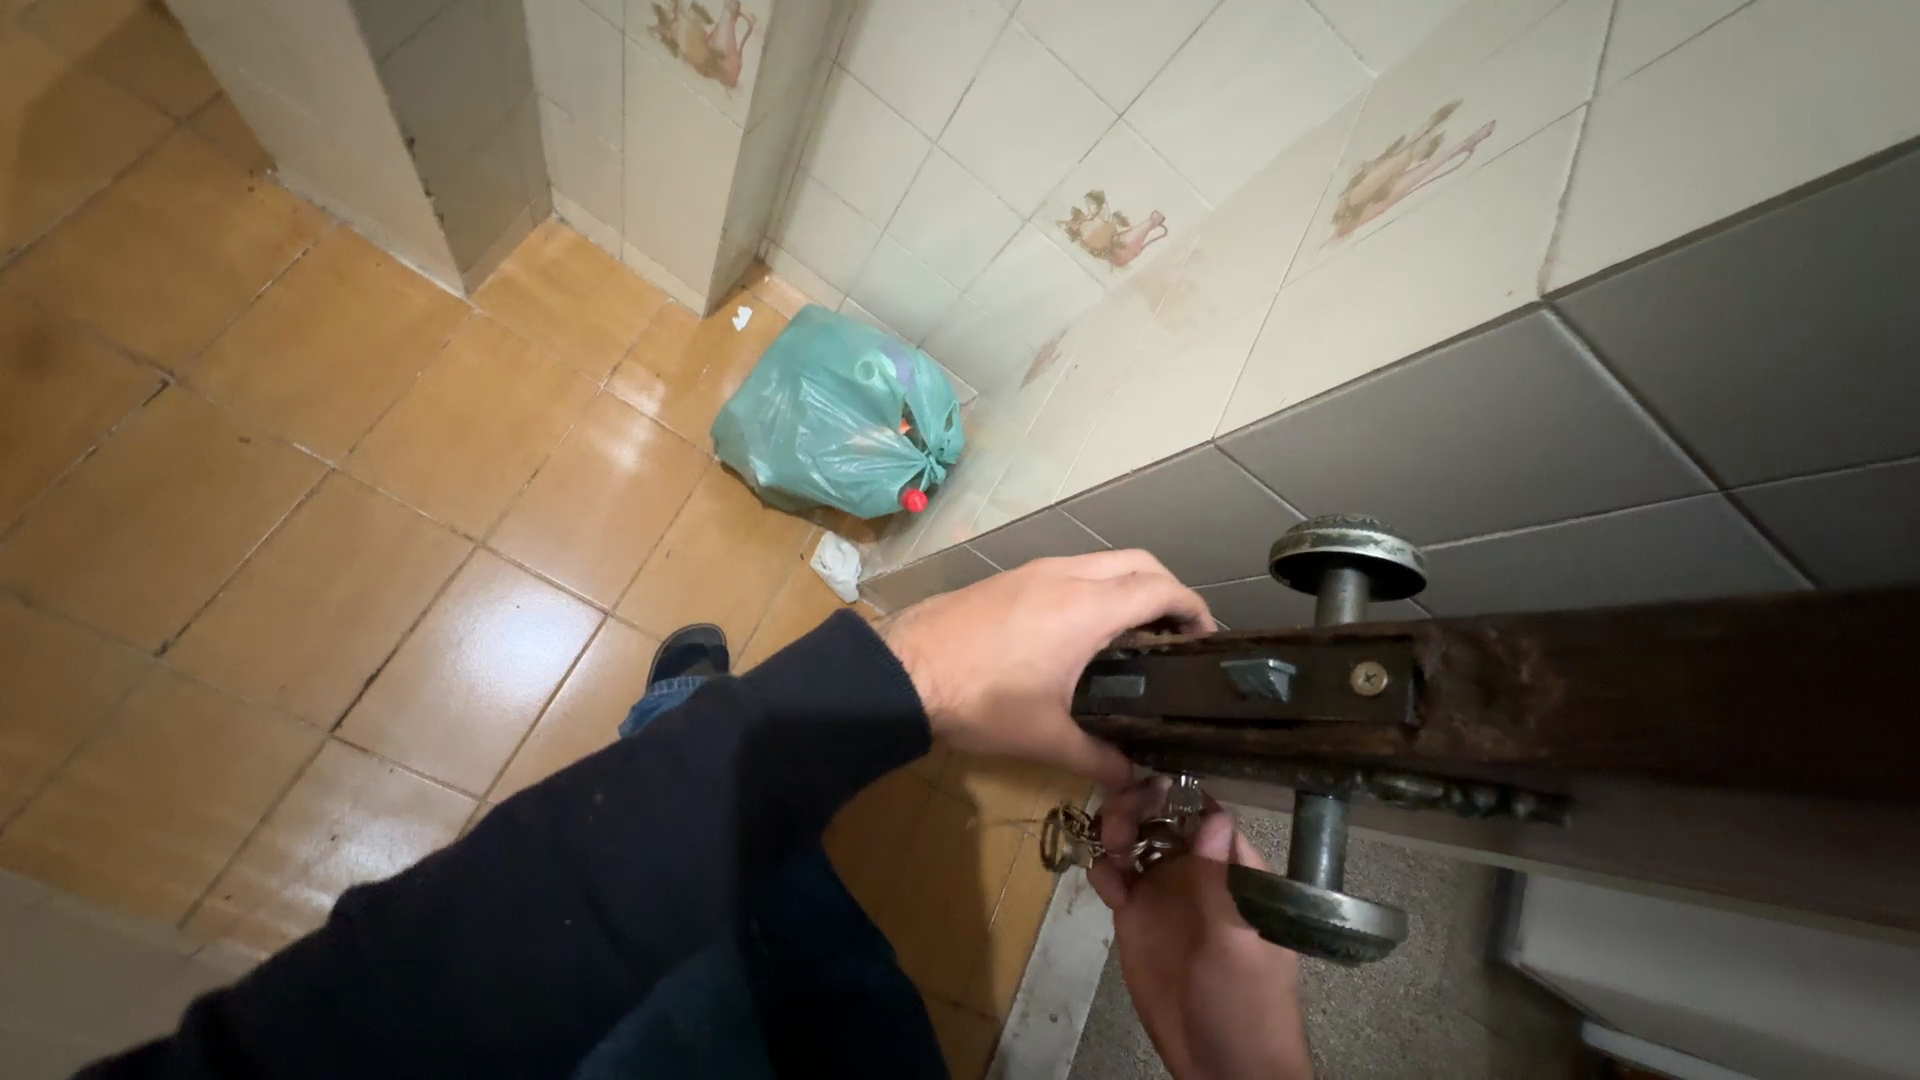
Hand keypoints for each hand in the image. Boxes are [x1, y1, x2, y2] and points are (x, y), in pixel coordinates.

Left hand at [877, 550, 1211, 788]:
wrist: (901, 672)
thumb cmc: (980, 702)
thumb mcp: (1046, 737)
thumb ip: (1099, 757)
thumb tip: (1134, 777)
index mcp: (1085, 608)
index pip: (1159, 589)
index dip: (1193, 607)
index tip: (1207, 636)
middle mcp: (1065, 576)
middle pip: (1137, 561)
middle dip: (1167, 589)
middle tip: (1177, 632)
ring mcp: (1033, 571)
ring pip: (1101, 561)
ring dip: (1127, 585)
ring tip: (1134, 632)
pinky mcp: (1009, 577)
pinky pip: (1069, 569)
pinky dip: (1094, 586)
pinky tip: (1083, 628)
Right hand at [1088, 779, 1312, 1079]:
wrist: (1222, 1068)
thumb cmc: (1248, 1004)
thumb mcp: (1238, 942)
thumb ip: (1221, 881)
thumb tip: (1215, 815)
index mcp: (1231, 868)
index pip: (1203, 811)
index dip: (1174, 794)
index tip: (1146, 786)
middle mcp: (1195, 868)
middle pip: (1159, 815)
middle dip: (1135, 806)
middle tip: (1117, 827)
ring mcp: (1163, 890)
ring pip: (1133, 837)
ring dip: (1115, 830)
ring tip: (1110, 850)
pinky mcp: (1135, 914)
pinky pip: (1113, 875)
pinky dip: (1103, 868)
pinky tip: (1107, 886)